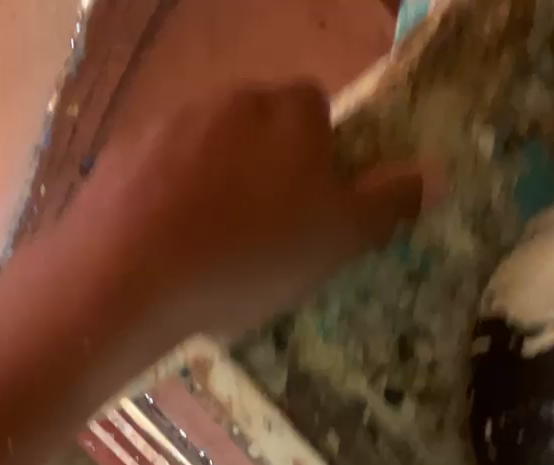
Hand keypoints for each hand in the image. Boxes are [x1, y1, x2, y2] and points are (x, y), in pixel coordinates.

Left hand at [64, 82, 431, 342]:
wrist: (131, 274)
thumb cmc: (247, 258)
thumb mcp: (334, 241)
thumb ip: (386, 204)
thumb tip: (436, 172)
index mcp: (291, 112)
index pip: (316, 116)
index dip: (314, 163)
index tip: (302, 214)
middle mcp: (229, 100)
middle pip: (255, 129)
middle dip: (257, 171)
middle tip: (250, 238)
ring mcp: (166, 125)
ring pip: (200, 151)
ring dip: (205, 186)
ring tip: (198, 250)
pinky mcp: (117, 159)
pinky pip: (151, 176)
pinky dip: (157, 203)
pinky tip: (154, 248)